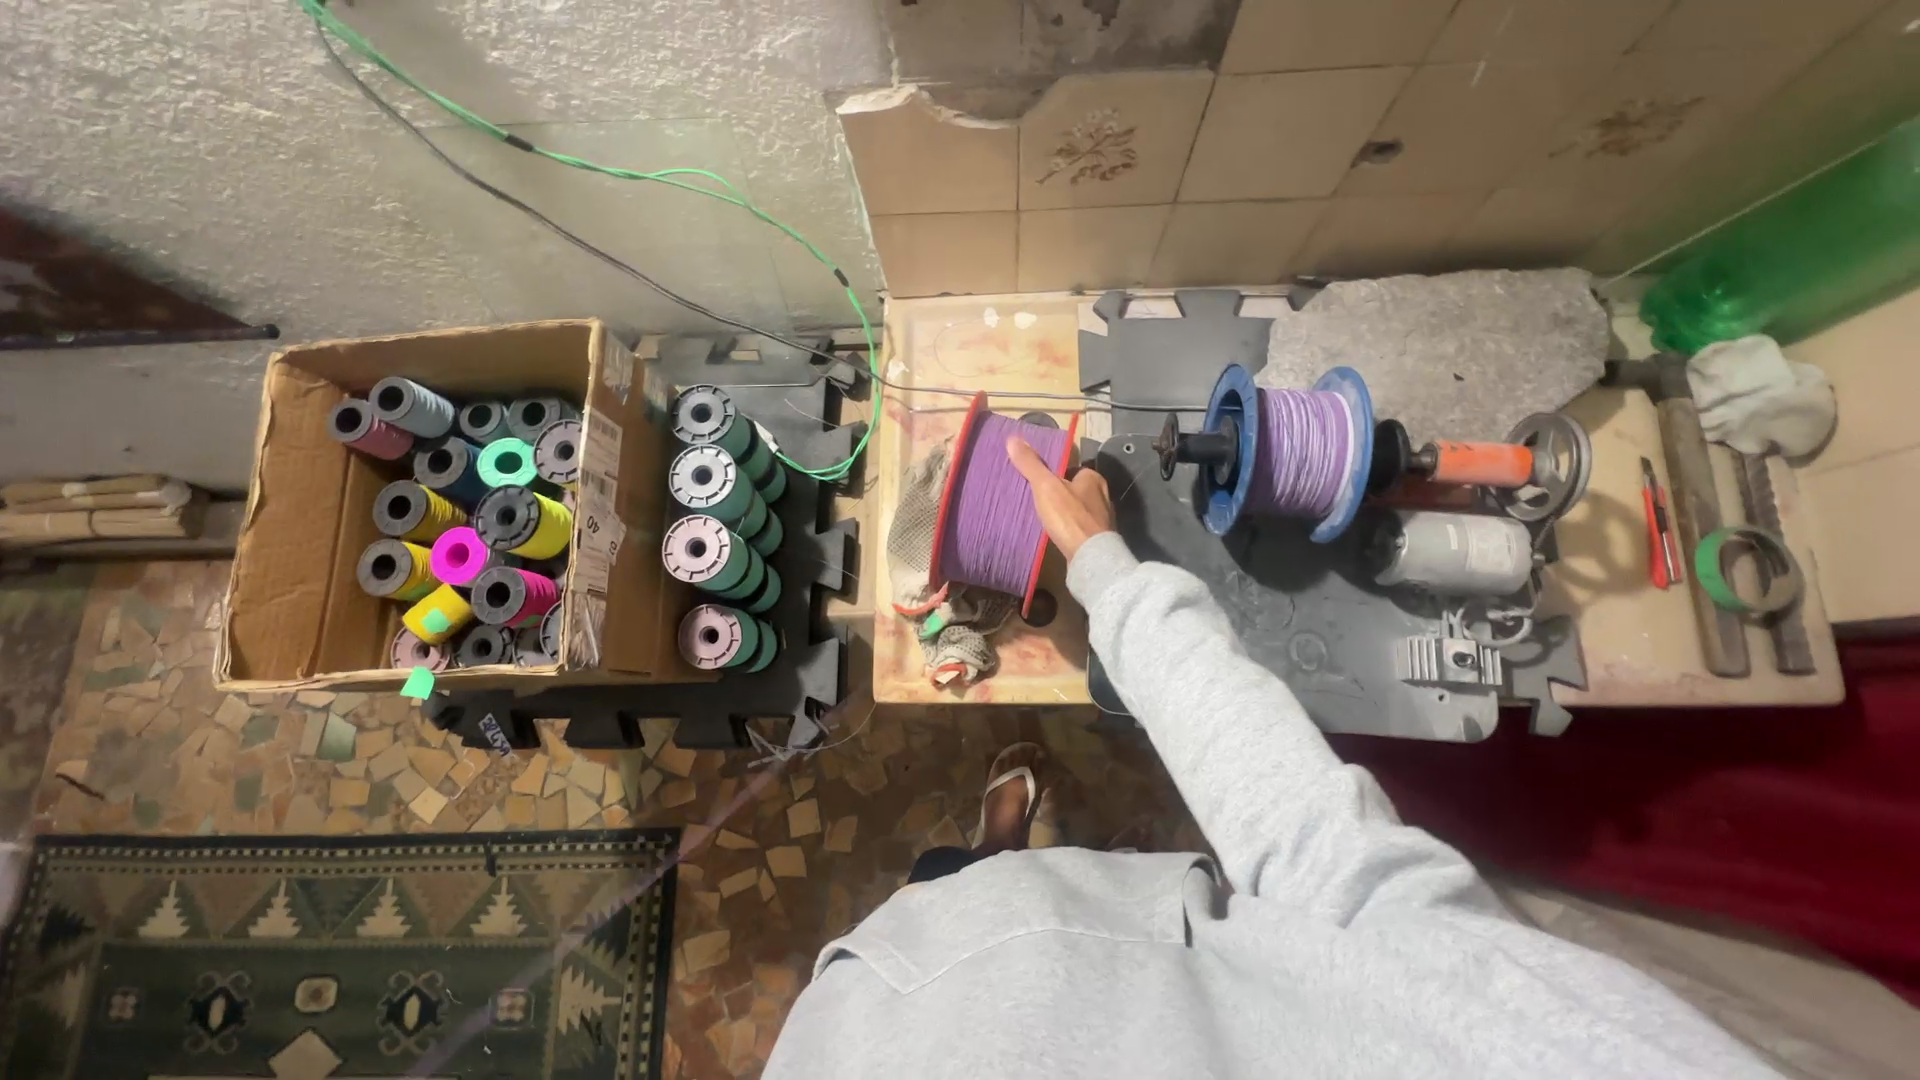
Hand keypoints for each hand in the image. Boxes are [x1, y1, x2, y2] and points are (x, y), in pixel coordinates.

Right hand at [1006, 435, 1113, 561]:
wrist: (1090, 556)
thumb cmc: (1069, 517)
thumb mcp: (1045, 486)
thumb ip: (1031, 464)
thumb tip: (1012, 439)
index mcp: (1093, 478)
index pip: (1074, 469)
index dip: (1058, 474)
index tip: (1042, 481)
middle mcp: (1103, 496)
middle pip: (1078, 490)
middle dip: (1063, 494)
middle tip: (1041, 499)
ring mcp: (1103, 520)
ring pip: (1081, 510)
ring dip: (1068, 512)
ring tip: (1048, 517)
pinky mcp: (1099, 539)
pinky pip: (1082, 528)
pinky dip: (1072, 529)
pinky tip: (1060, 535)